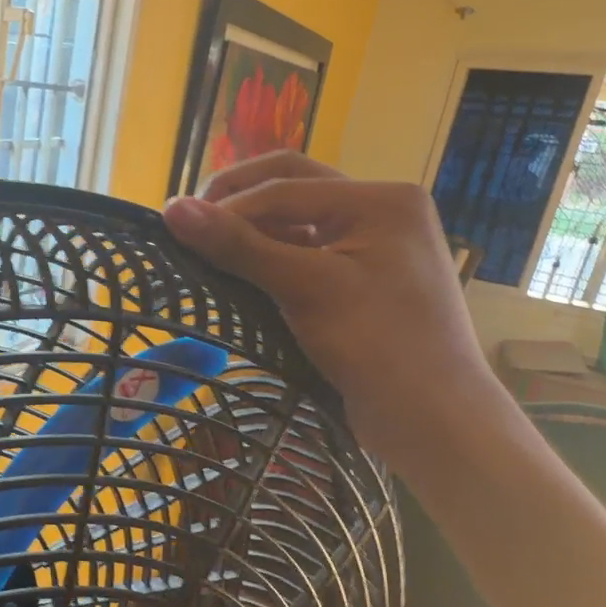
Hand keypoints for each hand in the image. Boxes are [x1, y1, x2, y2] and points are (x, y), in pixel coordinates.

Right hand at [162, 154, 500, 468]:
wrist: (434, 420)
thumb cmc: (378, 345)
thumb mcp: (306, 288)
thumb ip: (239, 246)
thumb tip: (172, 209)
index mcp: (380, 199)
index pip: (284, 186)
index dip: (225, 205)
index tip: (172, 227)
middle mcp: (379, 211)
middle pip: (292, 187)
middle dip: (237, 201)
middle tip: (189, 225)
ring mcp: (371, 246)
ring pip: (295, 220)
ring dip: (250, 229)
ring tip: (204, 250)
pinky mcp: (358, 280)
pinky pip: (303, 252)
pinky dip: (267, 257)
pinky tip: (236, 274)